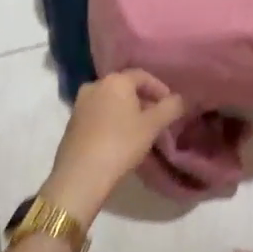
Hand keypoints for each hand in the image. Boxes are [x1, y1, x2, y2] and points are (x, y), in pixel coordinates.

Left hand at [42, 69, 186, 219]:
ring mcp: (80, 104)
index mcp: (115, 81)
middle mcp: (95, 85)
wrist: (80, 175)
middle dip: (143, 101)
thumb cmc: (120, 144)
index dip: (160, 89)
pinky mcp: (72, 122)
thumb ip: (170, 108)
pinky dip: (112, 120)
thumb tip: (180, 99)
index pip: (143, 76)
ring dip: (127, 111)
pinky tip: (119, 139)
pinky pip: (98, 114)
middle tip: (157, 120)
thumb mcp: (152, 126)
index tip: (171, 106)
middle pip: (126, 88)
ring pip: (111, 101)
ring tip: (140, 131)